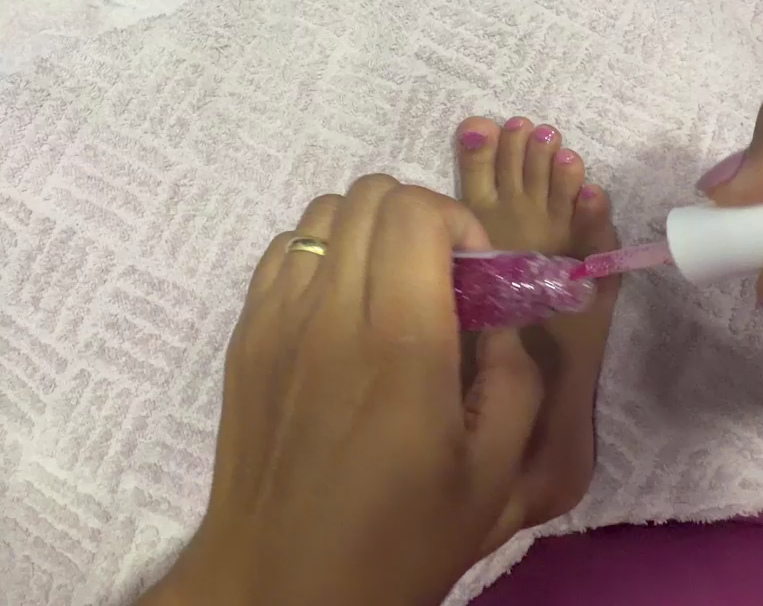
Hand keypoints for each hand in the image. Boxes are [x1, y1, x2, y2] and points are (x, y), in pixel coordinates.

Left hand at [147, 176, 546, 605]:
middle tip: (436, 272)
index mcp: (401, 342)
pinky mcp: (246, 329)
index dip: (455, 219)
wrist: (281, 582)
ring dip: (368, 227)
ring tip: (387, 280)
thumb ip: (516, 377)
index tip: (471, 268)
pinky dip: (321, 251)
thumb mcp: (494, 474)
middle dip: (419, 216)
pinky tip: (337, 302)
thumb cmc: (398, 537)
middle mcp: (332, 310)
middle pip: (371, 195)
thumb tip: (498, 312)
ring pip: (324, 211)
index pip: (415, 211)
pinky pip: (285, 248)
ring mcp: (279, 315)